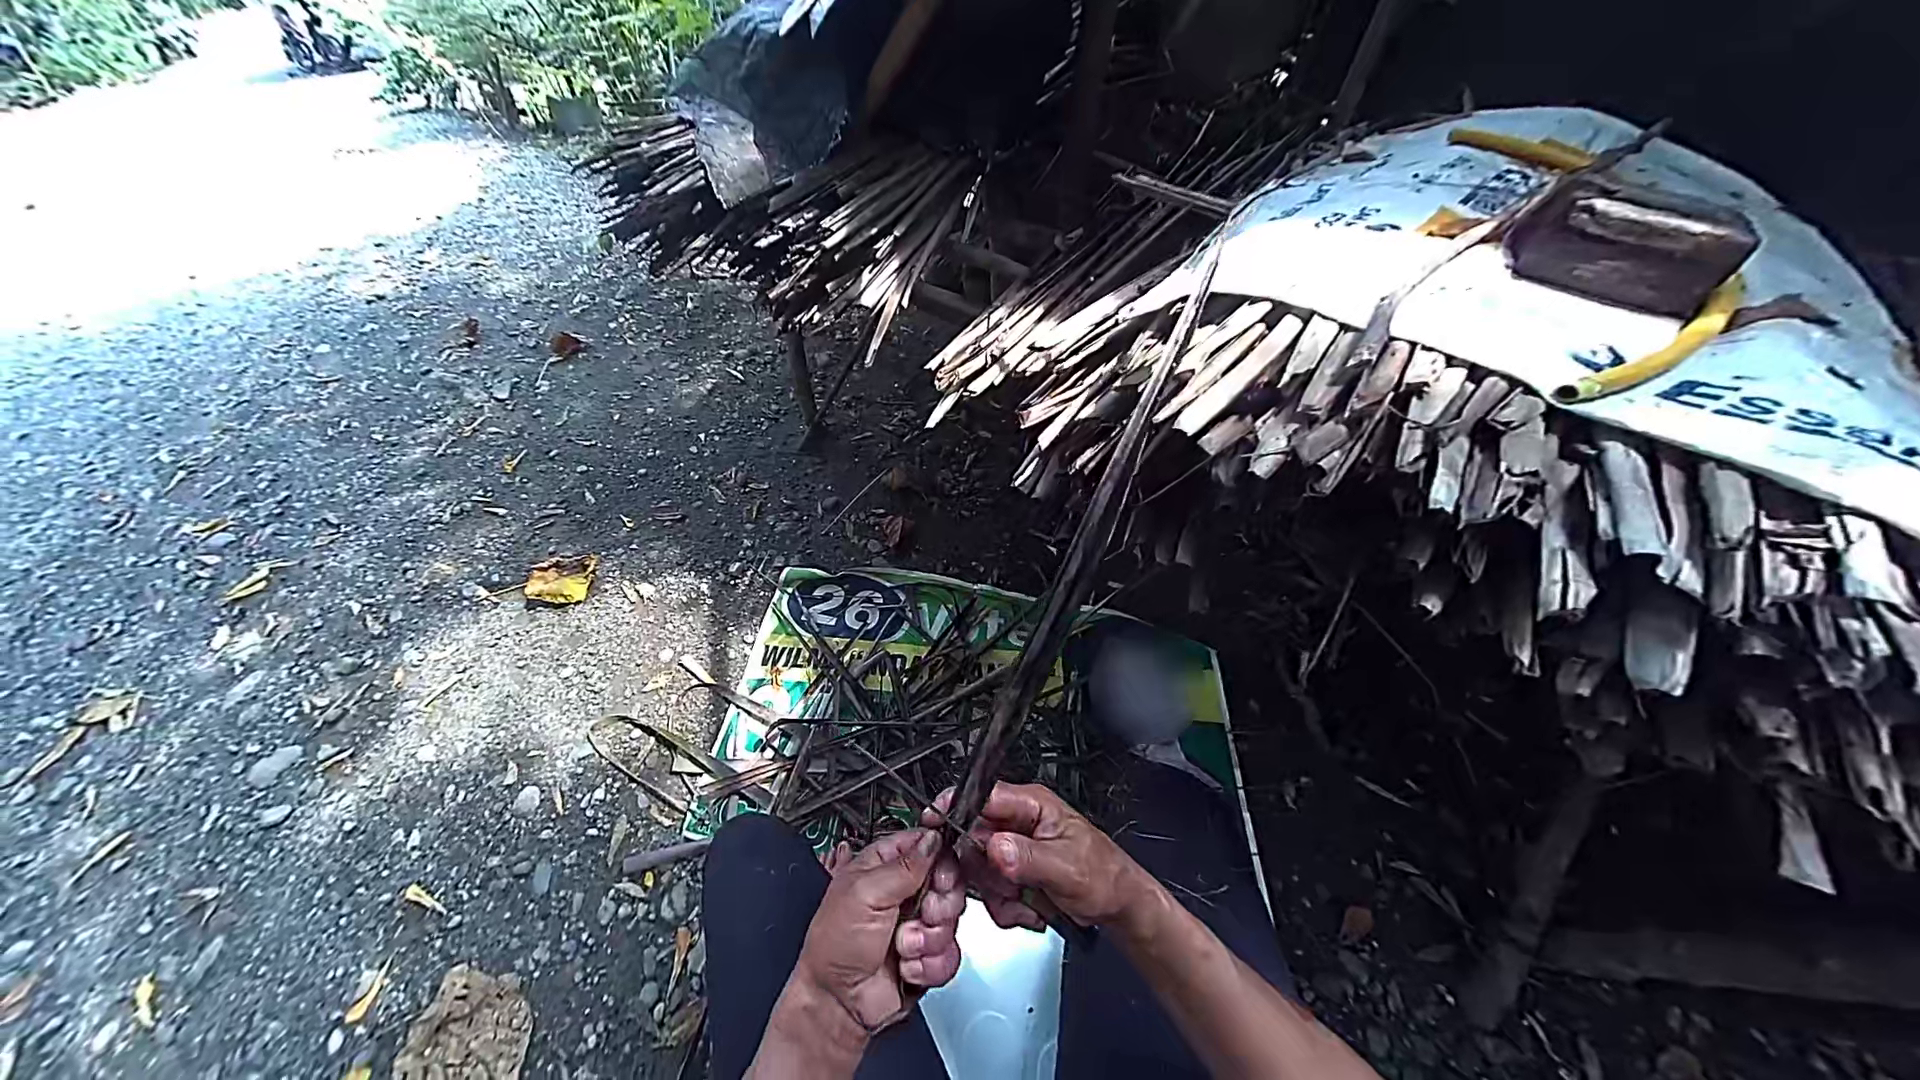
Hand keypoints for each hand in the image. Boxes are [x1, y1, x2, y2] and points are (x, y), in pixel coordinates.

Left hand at [793, 827, 961, 1032]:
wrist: (836, 1002)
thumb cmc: (834, 944)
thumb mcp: (864, 893)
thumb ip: (904, 866)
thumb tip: (933, 839)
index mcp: (886, 864)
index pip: (928, 844)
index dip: (941, 858)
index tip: (938, 875)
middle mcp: (906, 889)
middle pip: (949, 881)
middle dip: (940, 903)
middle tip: (922, 913)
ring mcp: (919, 921)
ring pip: (952, 919)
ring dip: (928, 938)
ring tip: (902, 944)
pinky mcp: (928, 953)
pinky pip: (950, 953)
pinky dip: (929, 964)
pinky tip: (907, 965)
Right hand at [927, 782, 1151, 930]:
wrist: (1118, 905)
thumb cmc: (1104, 875)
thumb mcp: (1067, 868)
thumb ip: (1028, 857)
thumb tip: (995, 847)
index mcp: (1031, 804)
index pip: (982, 796)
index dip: (956, 808)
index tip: (937, 824)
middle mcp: (1018, 821)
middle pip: (972, 836)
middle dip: (985, 869)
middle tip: (1007, 886)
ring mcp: (1013, 847)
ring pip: (978, 867)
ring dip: (998, 892)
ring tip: (1027, 900)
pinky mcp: (1011, 870)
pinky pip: (988, 888)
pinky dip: (1004, 906)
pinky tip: (1028, 908)